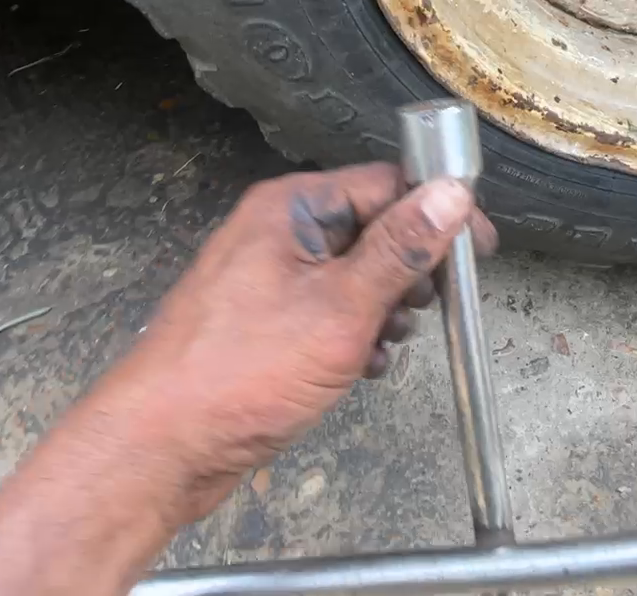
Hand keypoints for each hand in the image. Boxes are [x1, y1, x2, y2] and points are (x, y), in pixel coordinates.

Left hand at [107, 162, 495, 522]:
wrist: (158, 451)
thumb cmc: (245, 370)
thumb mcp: (342, 307)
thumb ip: (402, 248)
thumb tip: (452, 194)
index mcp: (293, 206)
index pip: (387, 184)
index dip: (437, 213)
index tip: (478, 248)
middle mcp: (282, 229)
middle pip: (374, 228)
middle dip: (410, 269)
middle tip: (427, 305)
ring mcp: (273, 275)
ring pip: (357, 272)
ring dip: (386, 306)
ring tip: (386, 341)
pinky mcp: (270, 317)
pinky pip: (332, 306)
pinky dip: (358, 330)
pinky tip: (364, 364)